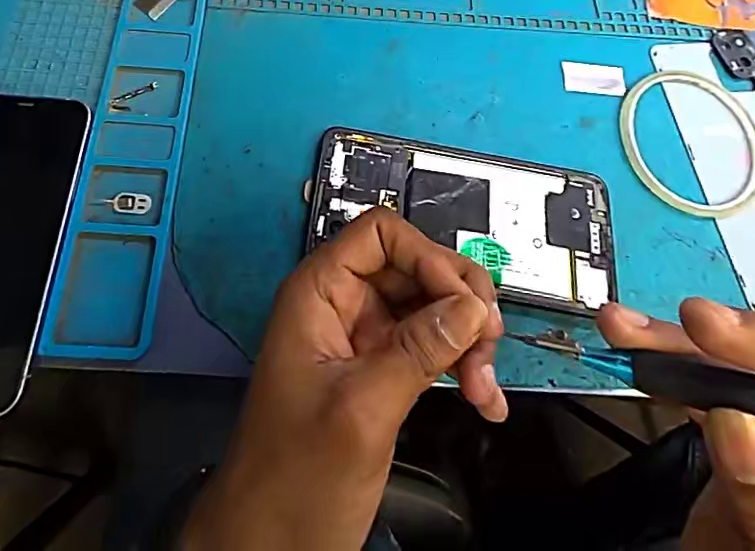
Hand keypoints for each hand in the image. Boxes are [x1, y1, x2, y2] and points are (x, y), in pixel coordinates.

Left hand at [182, 208, 506, 549]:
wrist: (270, 544)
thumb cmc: (291, 478)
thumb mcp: (359, 411)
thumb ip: (416, 352)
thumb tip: (470, 307)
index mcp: (319, 293)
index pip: (379, 234)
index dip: (425, 256)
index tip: (462, 301)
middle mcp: (343, 303)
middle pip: (414, 266)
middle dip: (457, 301)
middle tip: (484, 344)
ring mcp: (365, 335)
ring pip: (431, 304)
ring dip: (467, 337)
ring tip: (482, 384)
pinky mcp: (382, 366)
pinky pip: (432, 343)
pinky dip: (461, 362)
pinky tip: (481, 395)